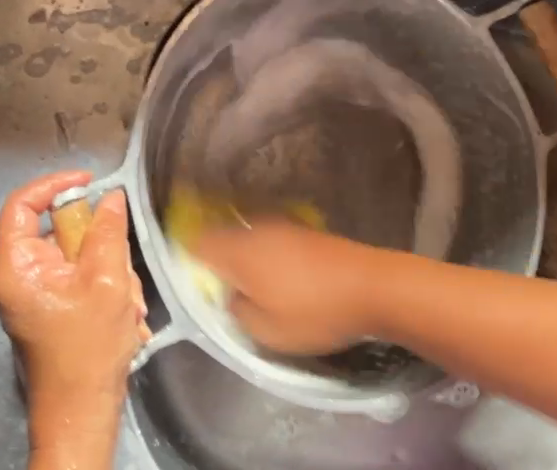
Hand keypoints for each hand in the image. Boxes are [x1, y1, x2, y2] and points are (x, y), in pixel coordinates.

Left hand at [0, 171, 147, 405]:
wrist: (82, 413)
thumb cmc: (88, 348)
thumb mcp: (105, 280)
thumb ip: (108, 231)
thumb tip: (111, 197)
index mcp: (15, 266)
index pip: (22, 204)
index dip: (54, 185)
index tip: (89, 183)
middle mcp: (17, 275)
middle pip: (56, 230)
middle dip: (98, 243)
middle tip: (123, 264)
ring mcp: (34, 292)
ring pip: (75, 254)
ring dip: (108, 269)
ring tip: (127, 299)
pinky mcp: (50, 307)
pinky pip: (78, 277)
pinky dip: (104, 286)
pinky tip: (124, 312)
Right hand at [192, 220, 389, 355]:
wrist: (371, 286)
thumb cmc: (314, 312)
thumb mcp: (267, 330)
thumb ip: (237, 311)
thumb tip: (228, 296)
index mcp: (239, 252)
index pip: (197, 242)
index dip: (185, 256)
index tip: (186, 276)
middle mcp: (255, 230)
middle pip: (220, 235)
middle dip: (212, 254)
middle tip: (215, 284)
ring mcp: (280, 226)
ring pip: (245, 236)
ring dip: (239, 253)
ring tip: (246, 284)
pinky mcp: (302, 230)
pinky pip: (267, 238)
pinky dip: (262, 253)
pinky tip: (275, 275)